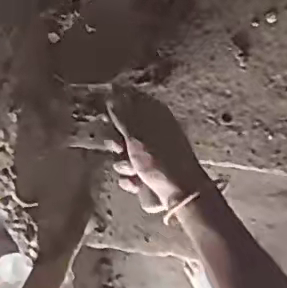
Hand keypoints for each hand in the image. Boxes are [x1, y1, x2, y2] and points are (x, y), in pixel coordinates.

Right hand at [107, 86, 214, 213]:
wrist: (180, 195)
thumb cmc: (160, 160)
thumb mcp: (137, 135)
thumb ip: (122, 116)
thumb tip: (112, 92)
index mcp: (157, 118)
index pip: (134, 102)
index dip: (118, 107)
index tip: (107, 115)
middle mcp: (155, 134)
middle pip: (125, 131)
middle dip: (117, 141)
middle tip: (118, 146)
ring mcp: (152, 157)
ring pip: (125, 155)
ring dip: (124, 164)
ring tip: (132, 170)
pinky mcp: (149, 176)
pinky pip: (130, 174)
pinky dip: (131, 180)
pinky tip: (137, 182)